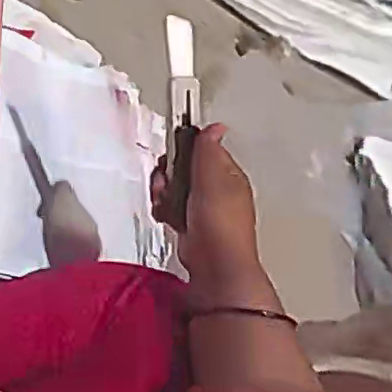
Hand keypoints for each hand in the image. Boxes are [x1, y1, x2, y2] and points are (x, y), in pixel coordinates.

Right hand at [153, 124, 260, 285]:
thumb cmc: (220, 224)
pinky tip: (168, 216)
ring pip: (173, 187)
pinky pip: (170, 206)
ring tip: (168, 202)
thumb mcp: (213, 179)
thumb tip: (215, 127)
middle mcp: (217, 189)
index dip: (183, 151)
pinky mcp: (188, 222)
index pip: (201, 150)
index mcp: (228, 175)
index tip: (173, 158)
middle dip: (169, 174)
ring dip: (164, 193)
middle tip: (168, 183)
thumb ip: (208, 152)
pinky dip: (164, 209)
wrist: (213, 263)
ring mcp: (202, 207)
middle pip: (183, 168)